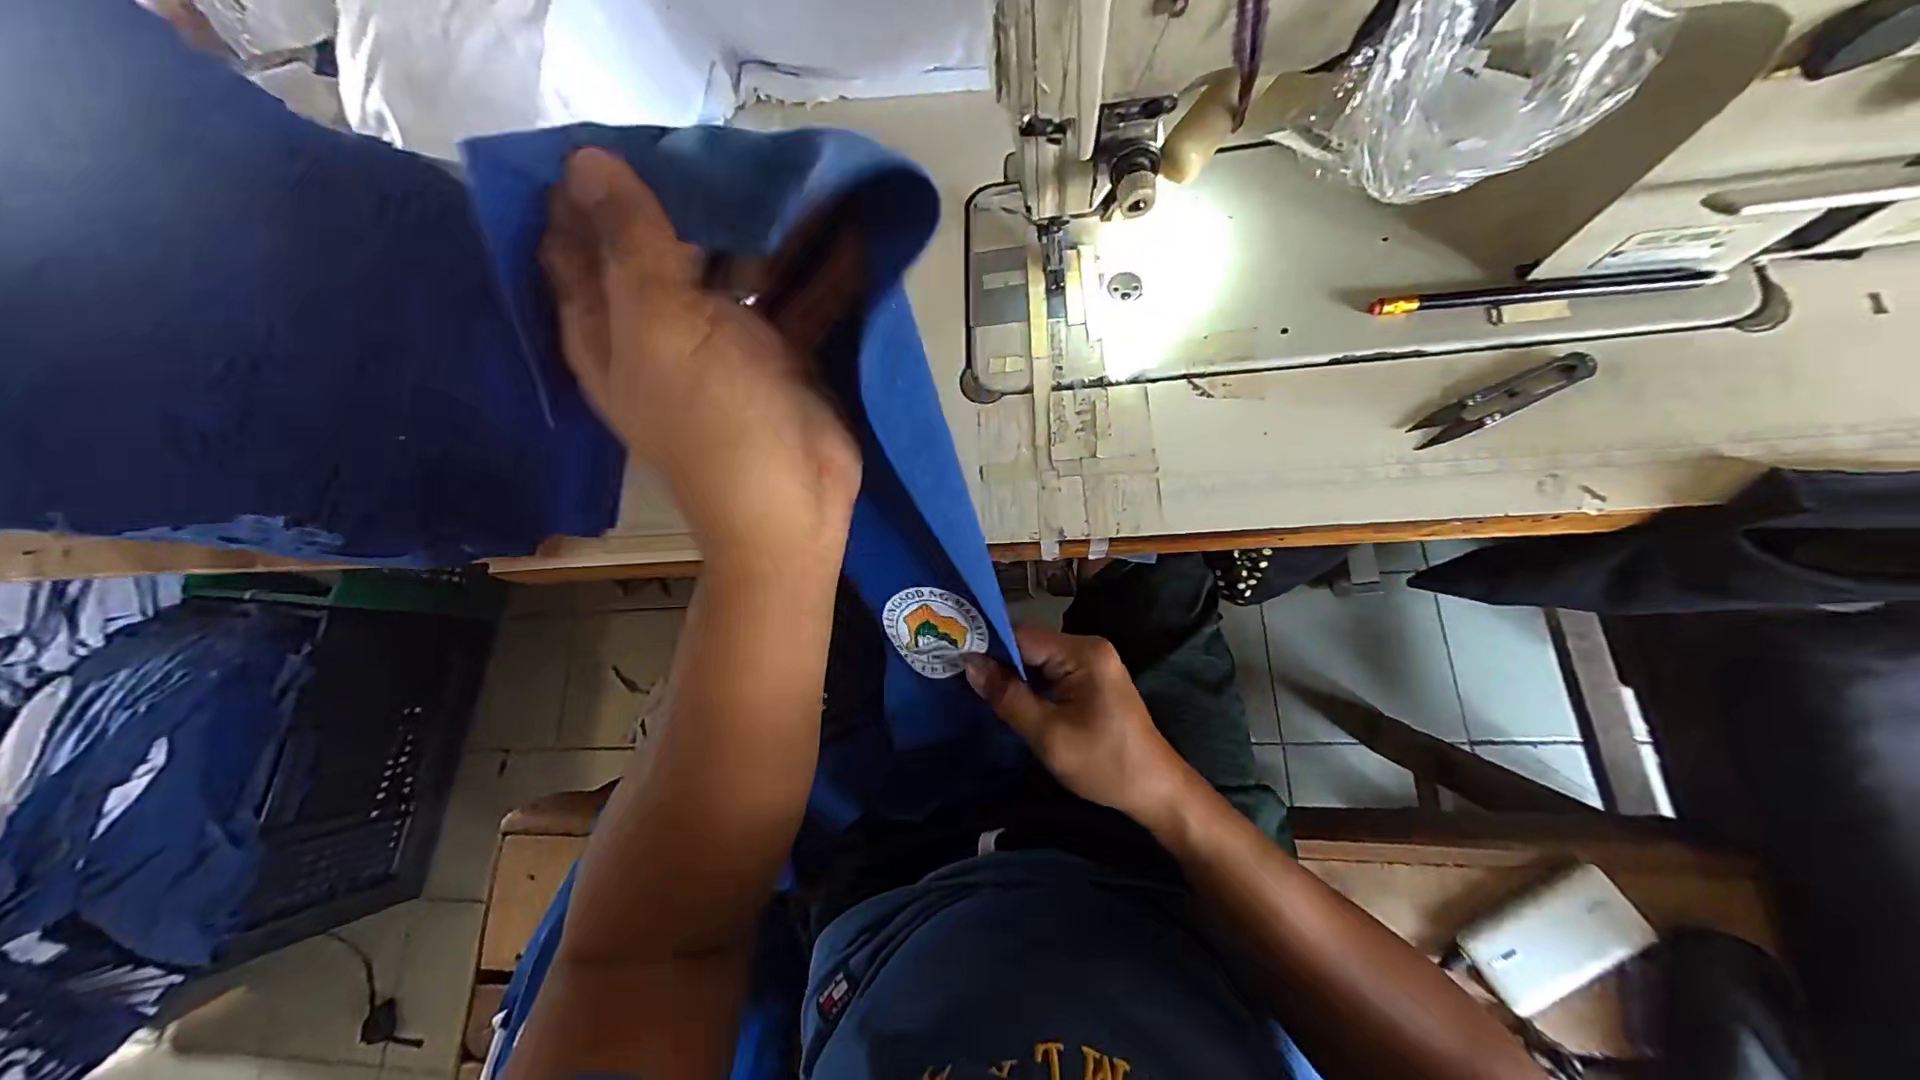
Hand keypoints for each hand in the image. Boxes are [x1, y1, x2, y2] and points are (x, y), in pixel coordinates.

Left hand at [540, 147, 863, 563]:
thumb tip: (586, 161)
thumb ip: (632, 245)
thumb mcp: (663, 328)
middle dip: (686, 195)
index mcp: (608, 328)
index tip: (622, 136)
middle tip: (719, 142)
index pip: (574, 243)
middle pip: (661, 246)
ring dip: (759, 225)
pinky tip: (843, 226)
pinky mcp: (780, 356)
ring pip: (733, 267)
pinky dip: (816, 270)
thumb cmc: (718, 422)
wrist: (792, 506)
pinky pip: (791, 298)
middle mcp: (660, 330)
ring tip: (788, 169)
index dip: (586, 190)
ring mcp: (725, 343)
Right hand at [962, 625, 1199, 825]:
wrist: (1156, 791)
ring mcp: (1092, 662)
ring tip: (977, 690)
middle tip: (958, 677)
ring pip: (1037, 660)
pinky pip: (1051, 673)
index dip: (986, 646)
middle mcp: (1088, 646)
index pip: (1021, 635)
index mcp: (1083, 652)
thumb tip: (969, 663)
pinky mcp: (1092, 680)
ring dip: (1012, 676)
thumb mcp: (1048, 734)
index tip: (952, 659)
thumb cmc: (1104, 763)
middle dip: (997, 662)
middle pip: (1029, 645)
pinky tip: (1009, 700)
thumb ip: (1007, 696)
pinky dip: (1030, 685)